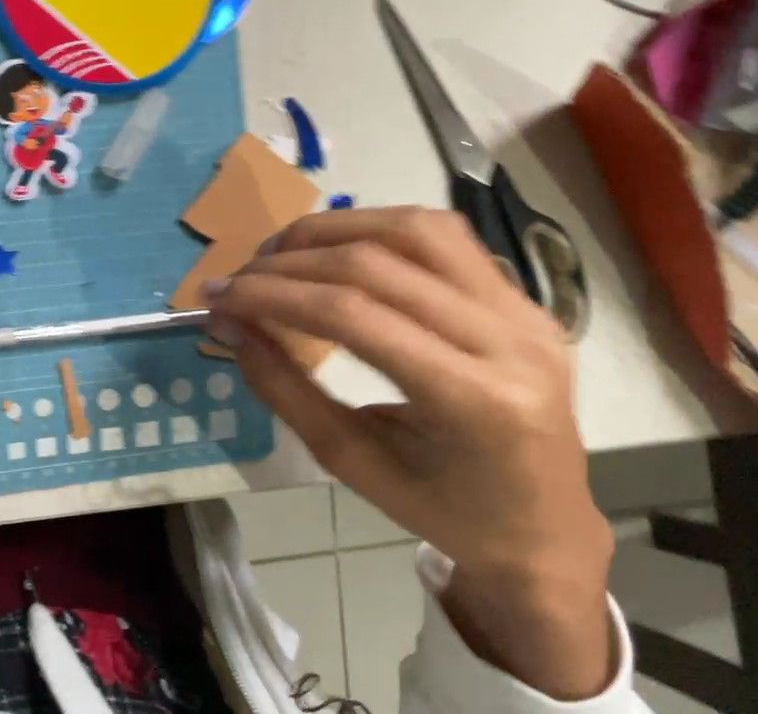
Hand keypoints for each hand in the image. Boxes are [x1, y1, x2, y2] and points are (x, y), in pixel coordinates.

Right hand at [202, 207, 615, 699]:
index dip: (270, 294)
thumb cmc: (440, 508)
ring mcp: (526, 313)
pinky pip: (443, 238)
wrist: (543, 528)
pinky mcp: (524, 299)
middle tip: (236, 281)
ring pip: (415, 231)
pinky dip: (374, 229)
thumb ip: (282, 385)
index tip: (215, 298)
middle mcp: (511, 342)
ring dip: (331, 230)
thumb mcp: (346, 458)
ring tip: (280, 253)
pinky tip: (335, 250)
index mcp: (474, 399)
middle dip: (287, 264)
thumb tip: (227, 323)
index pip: (351, 314)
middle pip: (375, 265)